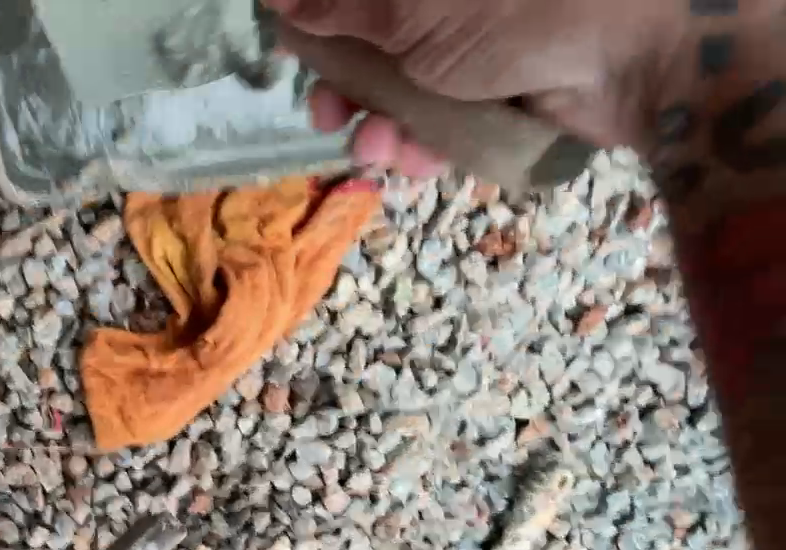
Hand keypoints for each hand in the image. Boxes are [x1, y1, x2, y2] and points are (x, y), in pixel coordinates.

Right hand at [265, 0, 691, 174]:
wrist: (636, 60)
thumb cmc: (523, 12)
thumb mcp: (413, 9)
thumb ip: (343, 6)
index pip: (357, 1)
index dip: (318, 23)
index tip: (290, 51)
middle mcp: (454, 6)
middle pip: (370, 48)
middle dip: (342, 92)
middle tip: (326, 117)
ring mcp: (475, 48)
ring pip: (396, 95)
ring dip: (376, 130)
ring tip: (382, 148)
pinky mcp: (492, 91)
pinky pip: (433, 122)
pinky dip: (419, 145)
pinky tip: (421, 156)